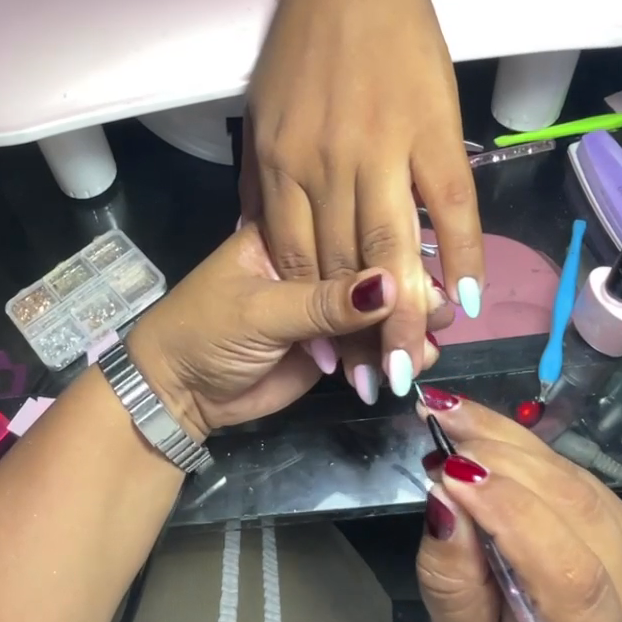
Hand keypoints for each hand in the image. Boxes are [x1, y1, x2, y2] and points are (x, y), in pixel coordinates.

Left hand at [123, 225, 415, 438]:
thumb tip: (390, 284)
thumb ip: (323, 302)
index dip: (390, 247)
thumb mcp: (260, 312)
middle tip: (441, 309)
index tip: (429, 267)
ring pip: (377, 308)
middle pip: (371, 269)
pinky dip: (394, 352)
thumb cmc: (204, 332)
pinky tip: (418, 360)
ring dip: (408, 324)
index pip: (347, 229)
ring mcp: (324, 305)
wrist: (180, 392)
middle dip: (408, 290)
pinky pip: (370, 343)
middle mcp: (312, 262)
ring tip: (433, 340)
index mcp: (287, 235)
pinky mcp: (330, 343)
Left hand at [243, 0, 482, 405]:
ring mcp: (380, 149)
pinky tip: (466, 297)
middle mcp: (324, 166)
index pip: (297, 259)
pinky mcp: (431, 130)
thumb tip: (259, 240)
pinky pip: (448, 206)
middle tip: (384, 382)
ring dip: (410, 312)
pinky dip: (460, 254)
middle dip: (363, 332)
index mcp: (278, 166)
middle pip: (343, 266)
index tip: (331, 359)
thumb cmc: (301, 49)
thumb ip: (261, 183)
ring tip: (422, 360)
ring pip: (394, 249)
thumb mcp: (261, 118)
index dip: (314, 315)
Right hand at [415, 395, 621, 621]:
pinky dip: (525, 444)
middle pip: (579, 511)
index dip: (513, 514)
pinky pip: (579, 473)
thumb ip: (453, 585)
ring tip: (450, 413)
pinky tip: (481, 430)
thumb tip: (442, 500)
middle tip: (439, 428)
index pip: (570, 574)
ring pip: (579, 481)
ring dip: (510, 439)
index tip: (449, 473)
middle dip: (503, 460)